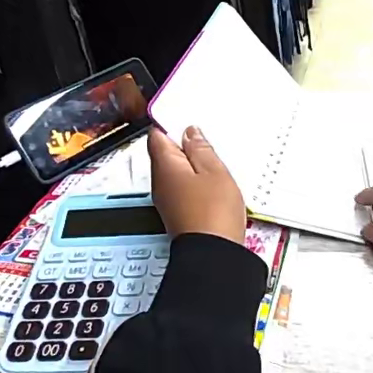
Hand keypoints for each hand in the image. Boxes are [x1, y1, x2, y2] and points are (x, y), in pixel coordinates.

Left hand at [149, 126, 245, 244]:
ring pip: (176, 171)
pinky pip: (184, 187)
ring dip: (192, 163)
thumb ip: (201, 149)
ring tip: (215, 160)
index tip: (189, 119)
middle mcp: (160, 183)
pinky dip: (196, 180)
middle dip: (184, 144)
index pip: (158, 136)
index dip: (172, 124)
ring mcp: (168, 199)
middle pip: (166, 154)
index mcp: (165, 167)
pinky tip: (213, 181)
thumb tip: (190, 133)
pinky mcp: (180, 211)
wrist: (214, 253)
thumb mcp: (214, 171)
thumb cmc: (214, 211)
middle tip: (208, 138)